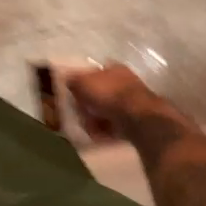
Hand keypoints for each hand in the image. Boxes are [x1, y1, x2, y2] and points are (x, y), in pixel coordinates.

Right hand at [65, 63, 181, 140]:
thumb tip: (66, 78)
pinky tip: (99, 136)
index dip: (81, 84)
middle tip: (80, 114)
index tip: (73, 95)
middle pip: (99, 94)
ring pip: (106, 110)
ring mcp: (132, 102)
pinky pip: (115, 125)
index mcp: (113, 69)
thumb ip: (73, 80)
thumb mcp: (84, 83)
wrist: (139, 118)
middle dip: (87, 106)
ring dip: (95, 120)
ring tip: (88, 128)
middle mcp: (124, 82)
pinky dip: (106, 130)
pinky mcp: (136, 120)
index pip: (93, 73)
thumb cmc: (109, 95)